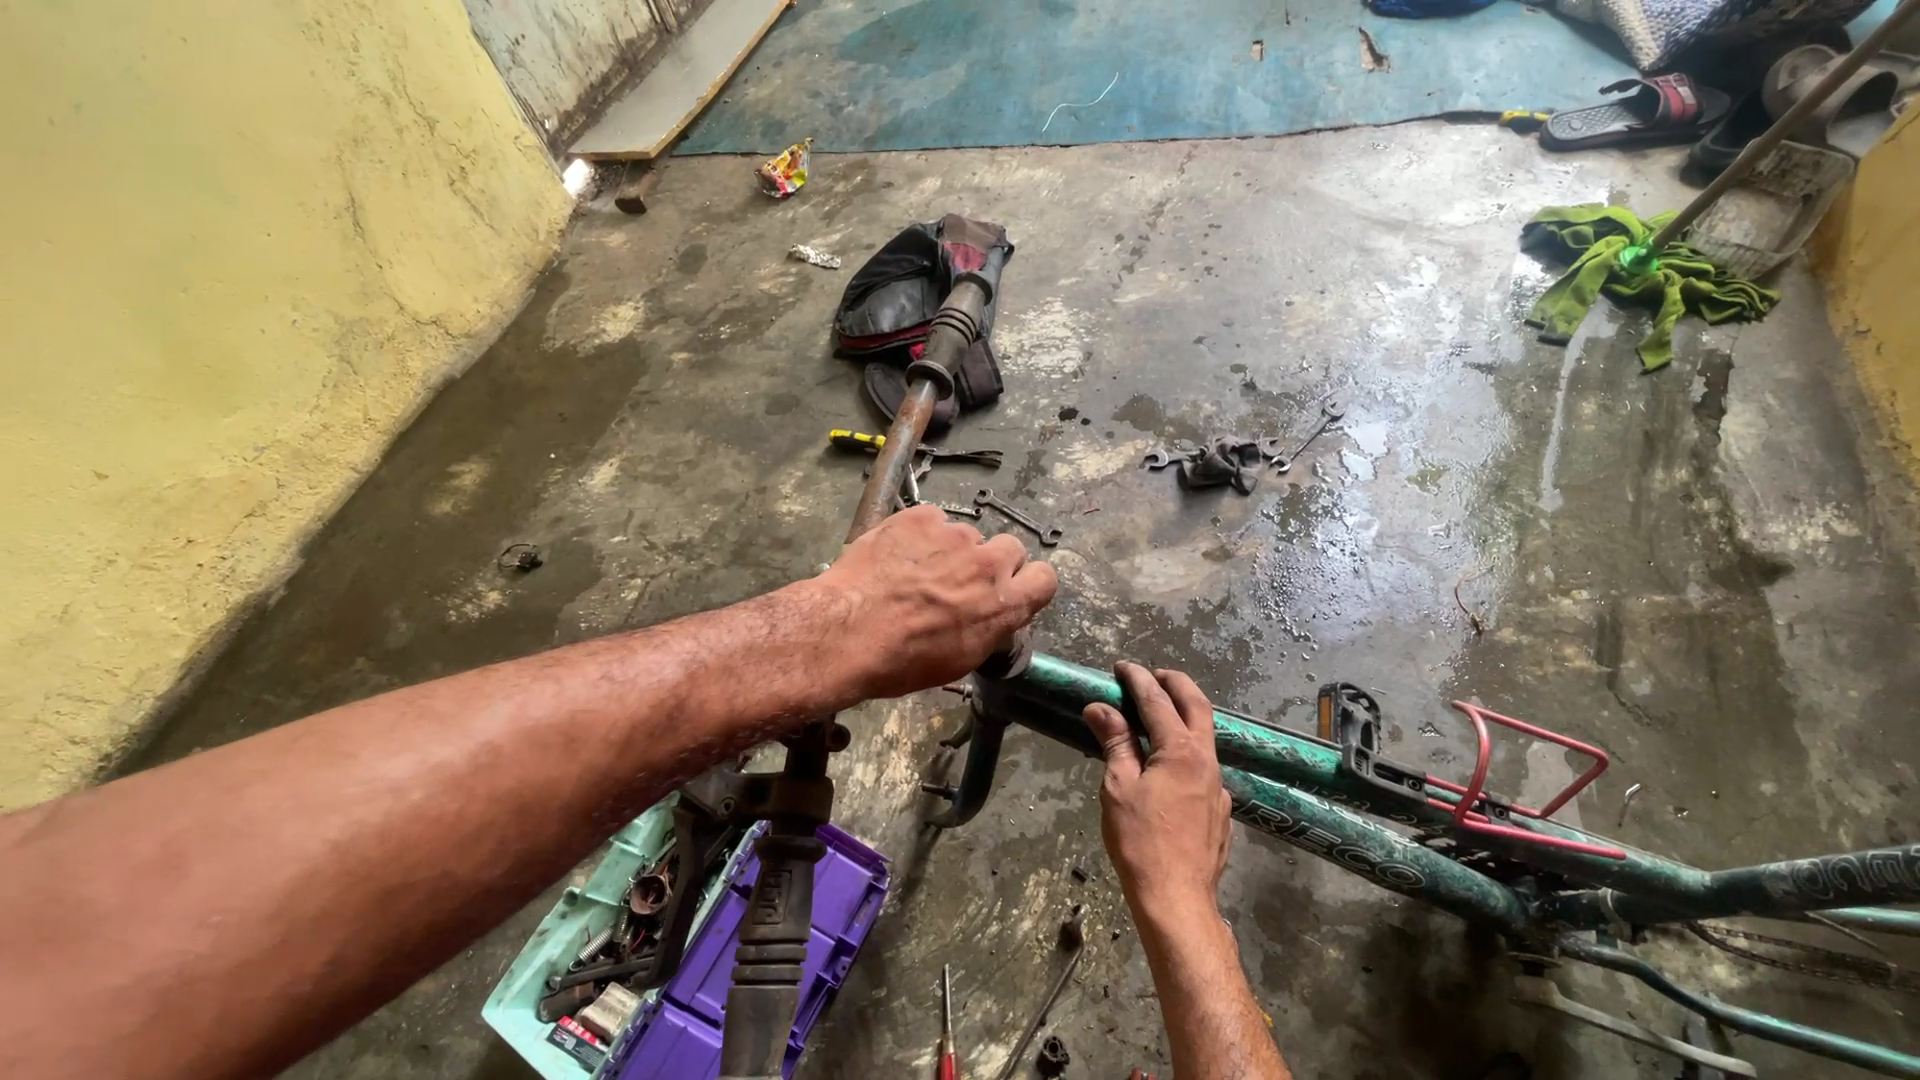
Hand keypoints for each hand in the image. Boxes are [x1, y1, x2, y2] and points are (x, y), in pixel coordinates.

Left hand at [813, 504, 1057, 700]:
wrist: (849, 631)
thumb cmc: (902, 660)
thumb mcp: (960, 659)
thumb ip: (988, 626)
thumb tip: (988, 614)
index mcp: (1004, 603)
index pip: (1045, 578)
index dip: (1026, 583)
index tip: (1009, 590)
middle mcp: (988, 563)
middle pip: (1009, 549)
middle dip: (990, 563)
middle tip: (959, 581)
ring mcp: (954, 535)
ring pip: (966, 535)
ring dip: (950, 550)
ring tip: (915, 571)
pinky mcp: (920, 517)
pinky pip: (932, 521)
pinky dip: (920, 535)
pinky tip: (897, 556)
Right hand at [1084, 664, 1232, 919]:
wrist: (1178, 899)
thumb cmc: (1141, 842)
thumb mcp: (1119, 787)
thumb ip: (1115, 743)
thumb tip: (1100, 707)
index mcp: (1182, 751)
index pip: (1158, 702)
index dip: (1138, 679)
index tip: (1121, 666)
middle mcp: (1207, 761)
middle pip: (1197, 706)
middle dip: (1175, 683)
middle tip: (1152, 674)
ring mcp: (1218, 786)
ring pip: (1205, 736)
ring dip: (1184, 714)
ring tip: (1159, 713)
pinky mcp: (1220, 809)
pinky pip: (1205, 765)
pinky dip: (1187, 748)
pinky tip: (1170, 765)